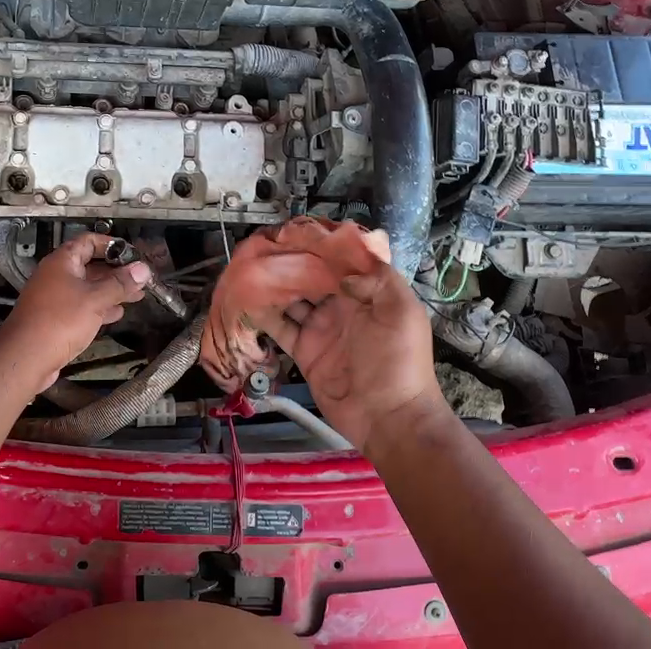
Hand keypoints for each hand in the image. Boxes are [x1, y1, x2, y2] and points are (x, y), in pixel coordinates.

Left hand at [0, 232, 149, 390]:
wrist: (26, 357)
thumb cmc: (59, 321)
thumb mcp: (95, 299)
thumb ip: (120, 284)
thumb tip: (143, 269)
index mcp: (62, 262)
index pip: (88, 241)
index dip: (111, 244)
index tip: (132, 253)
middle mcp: (56, 276)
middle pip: (90, 265)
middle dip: (116, 272)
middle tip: (140, 278)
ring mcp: (55, 298)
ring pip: (88, 288)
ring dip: (111, 291)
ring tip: (136, 296)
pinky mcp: (56, 319)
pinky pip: (81, 307)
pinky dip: (99, 308)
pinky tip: (116, 313)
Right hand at [260, 253, 446, 452]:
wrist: (389, 418)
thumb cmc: (400, 363)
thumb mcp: (403, 313)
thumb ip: (379, 279)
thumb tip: (342, 270)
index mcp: (364, 293)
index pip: (336, 261)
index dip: (316, 246)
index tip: (293, 232)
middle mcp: (339, 306)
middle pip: (309, 276)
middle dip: (289, 262)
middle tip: (262, 246)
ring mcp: (319, 328)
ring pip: (291, 298)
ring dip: (273, 284)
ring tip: (250, 268)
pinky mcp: (304, 352)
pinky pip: (280, 328)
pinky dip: (264, 315)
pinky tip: (248, 301)